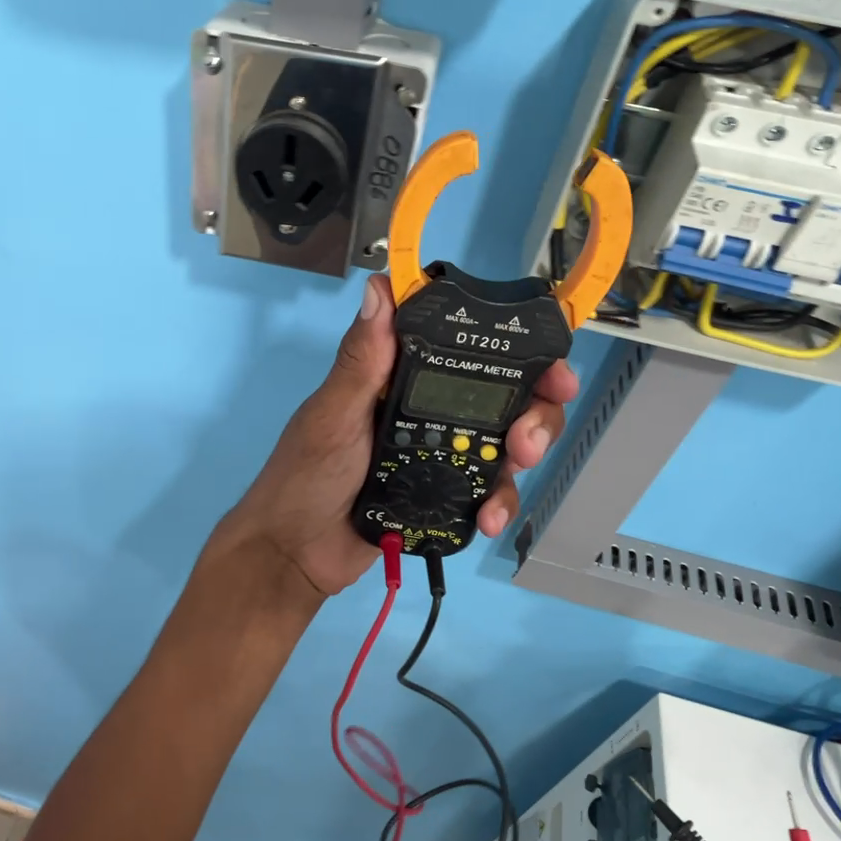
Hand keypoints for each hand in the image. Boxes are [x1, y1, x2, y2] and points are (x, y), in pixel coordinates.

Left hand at [211, 274, 579, 596]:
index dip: (511, 346)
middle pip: (502, 396)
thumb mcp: (331, 415)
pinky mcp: (444, 497)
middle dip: (534, 407)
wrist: (294, 554)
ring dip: (524, 453)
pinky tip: (489, 519)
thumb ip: (360, 360)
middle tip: (530, 432)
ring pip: (505, 443)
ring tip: (517, 467)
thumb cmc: (304, 476)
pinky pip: (488, 493)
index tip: (547, 357)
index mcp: (399, 379)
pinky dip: (498, 503)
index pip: (465, 347)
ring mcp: (439, 454)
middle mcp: (426, 410)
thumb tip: (380, 286)